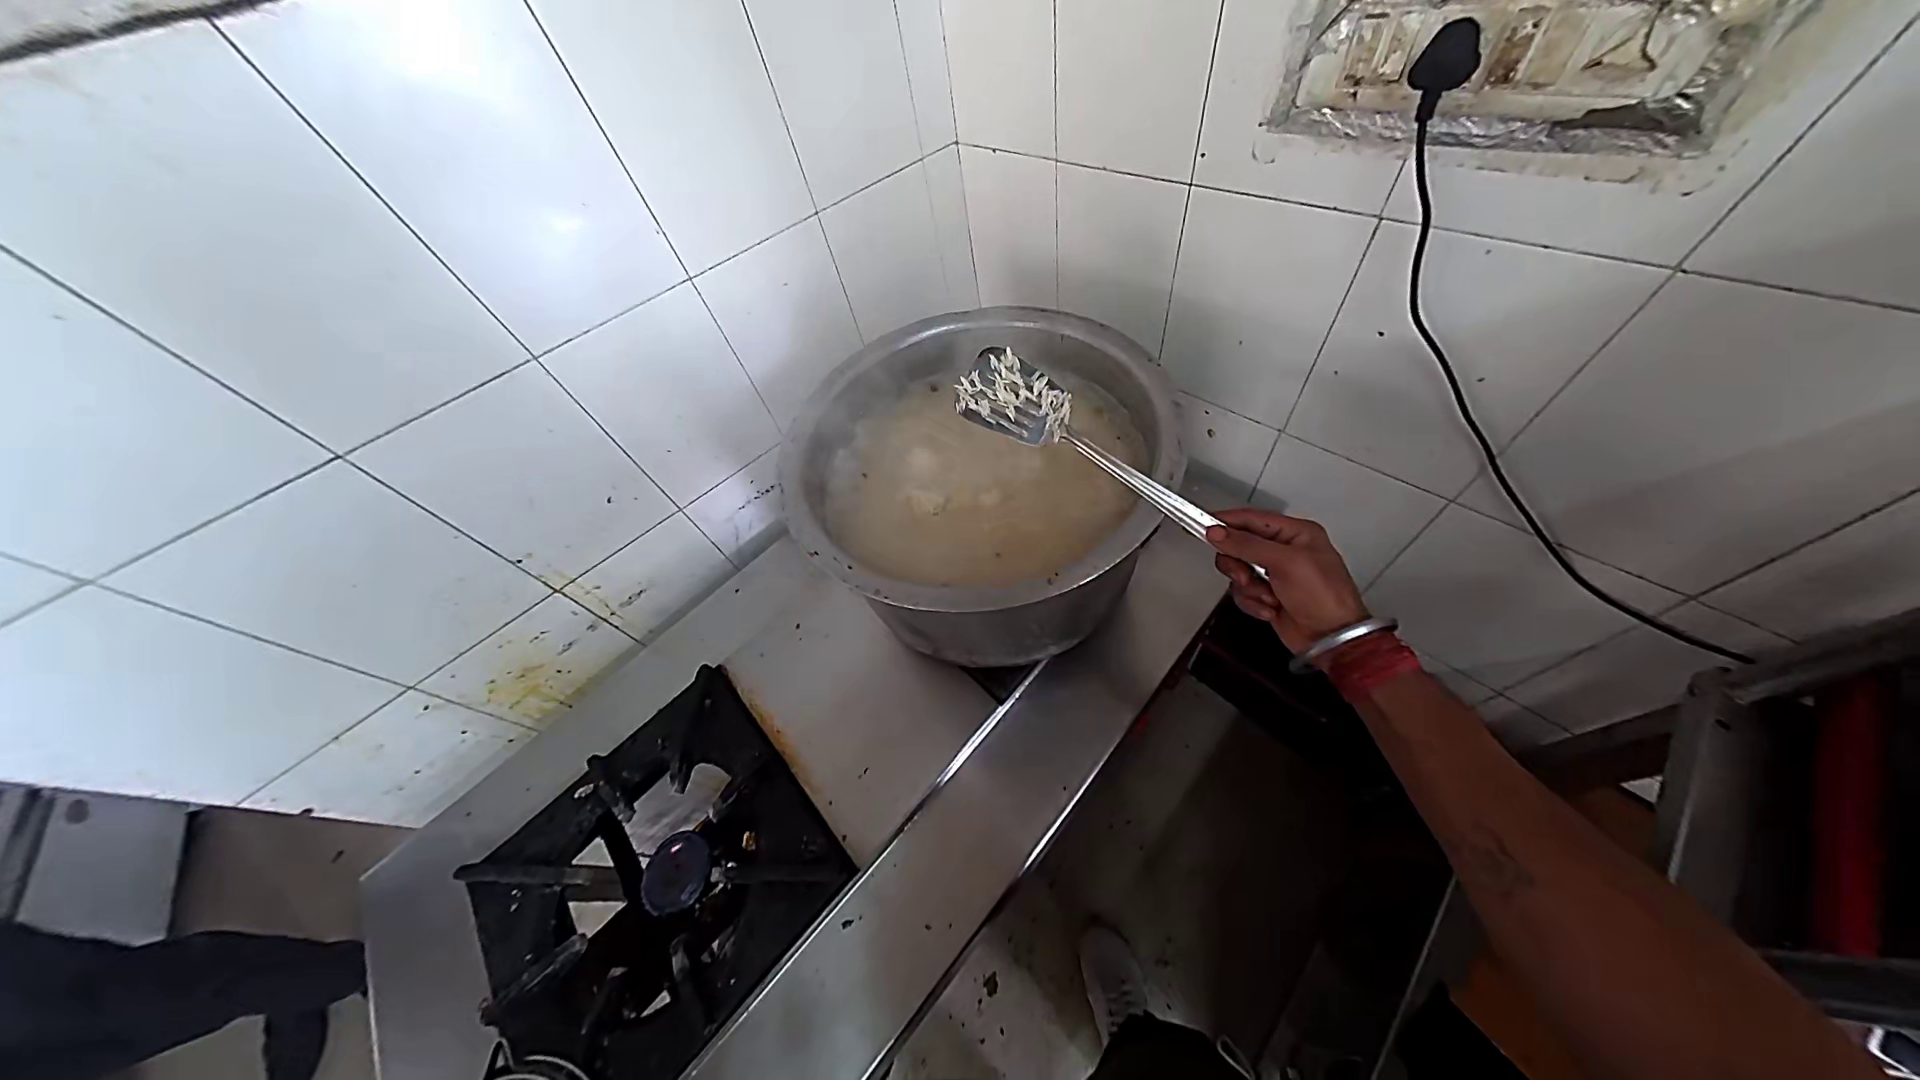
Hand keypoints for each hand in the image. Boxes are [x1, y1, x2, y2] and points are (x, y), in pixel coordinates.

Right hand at [1205, 508, 1368, 653]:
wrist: (1331, 638)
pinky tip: (1272, 609)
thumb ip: (1247, 544)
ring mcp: (1274, 573)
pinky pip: (1242, 592)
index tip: (1202, 525)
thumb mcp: (1285, 562)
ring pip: (1237, 571)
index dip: (1226, 522)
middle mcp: (1283, 550)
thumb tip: (1215, 532)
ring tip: (1267, 597)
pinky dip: (1253, 602)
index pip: (1251, 519)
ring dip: (1248, 588)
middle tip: (1245, 576)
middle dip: (1239, 565)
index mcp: (1295, 533)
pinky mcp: (1267, 594)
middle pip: (1239, 546)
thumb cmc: (1322, 595)